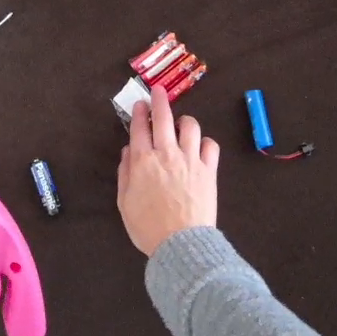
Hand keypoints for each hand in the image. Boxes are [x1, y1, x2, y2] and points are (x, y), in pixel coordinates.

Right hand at [117, 87, 219, 255]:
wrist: (181, 244)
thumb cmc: (147, 226)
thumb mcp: (125, 202)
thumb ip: (125, 173)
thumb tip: (128, 151)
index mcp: (143, 161)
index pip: (139, 128)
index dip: (138, 112)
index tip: (139, 104)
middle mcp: (166, 154)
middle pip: (163, 117)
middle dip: (159, 100)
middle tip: (158, 91)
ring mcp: (190, 160)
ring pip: (190, 127)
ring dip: (184, 121)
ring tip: (181, 124)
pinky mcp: (209, 170)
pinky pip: (211, 146)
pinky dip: (205, 143)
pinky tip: (200, 146)